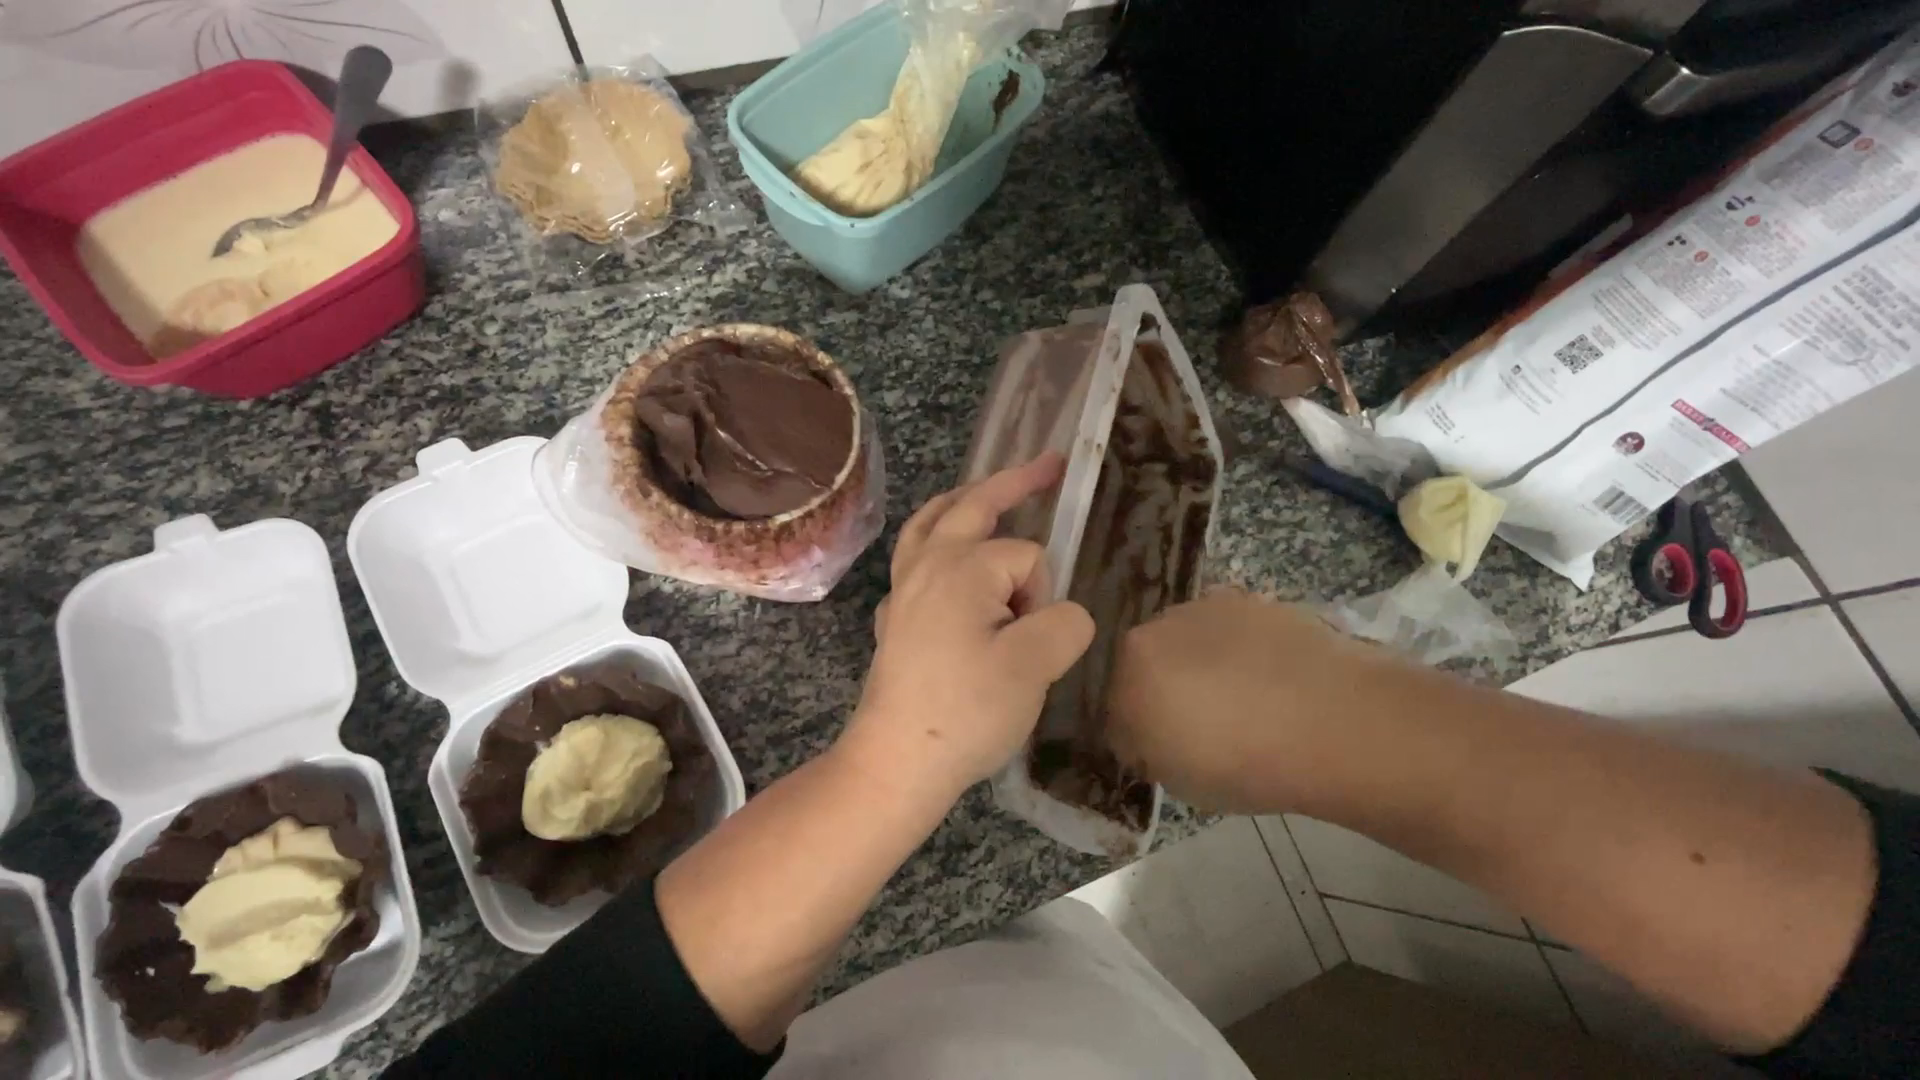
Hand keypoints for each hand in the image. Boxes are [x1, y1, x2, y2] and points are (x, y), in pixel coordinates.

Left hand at [843, 455, 1095, 798]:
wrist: (897, 760)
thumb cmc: (965, 711)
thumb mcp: (1036, 665)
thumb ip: (1065, 623)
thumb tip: (1061, 614)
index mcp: (962, 566)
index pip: (1027, 556)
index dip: (1043, 593)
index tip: (1032, 639)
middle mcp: (926, 563)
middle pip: (971, 506)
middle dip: (1013, 483)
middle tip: (1049, 465)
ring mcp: (902, 589)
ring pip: (930, 523)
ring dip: (963, 502)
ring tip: (985, 492)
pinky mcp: (894, 618)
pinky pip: (914, 558)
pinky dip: (935, 542)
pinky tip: (944, 564)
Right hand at [1107, 589, 1399, 814]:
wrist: (1338, 723)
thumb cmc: (1248, 766)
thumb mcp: (1178, 782)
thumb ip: (1149, 750)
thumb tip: (1150, 736)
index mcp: (1126, 673)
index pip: (1112, 706)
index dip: (1136, 733)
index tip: (1162, 753)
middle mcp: (1154, 629)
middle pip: (1144, 663)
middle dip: (1161, 688)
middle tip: (1200, 725)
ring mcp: (1203, 607)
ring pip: (1184, 639)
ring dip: (1197, 662)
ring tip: (1242, 698)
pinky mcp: (1250, 598)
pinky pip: (1226, 626)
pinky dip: (1236, 646)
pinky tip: (1267, 674)